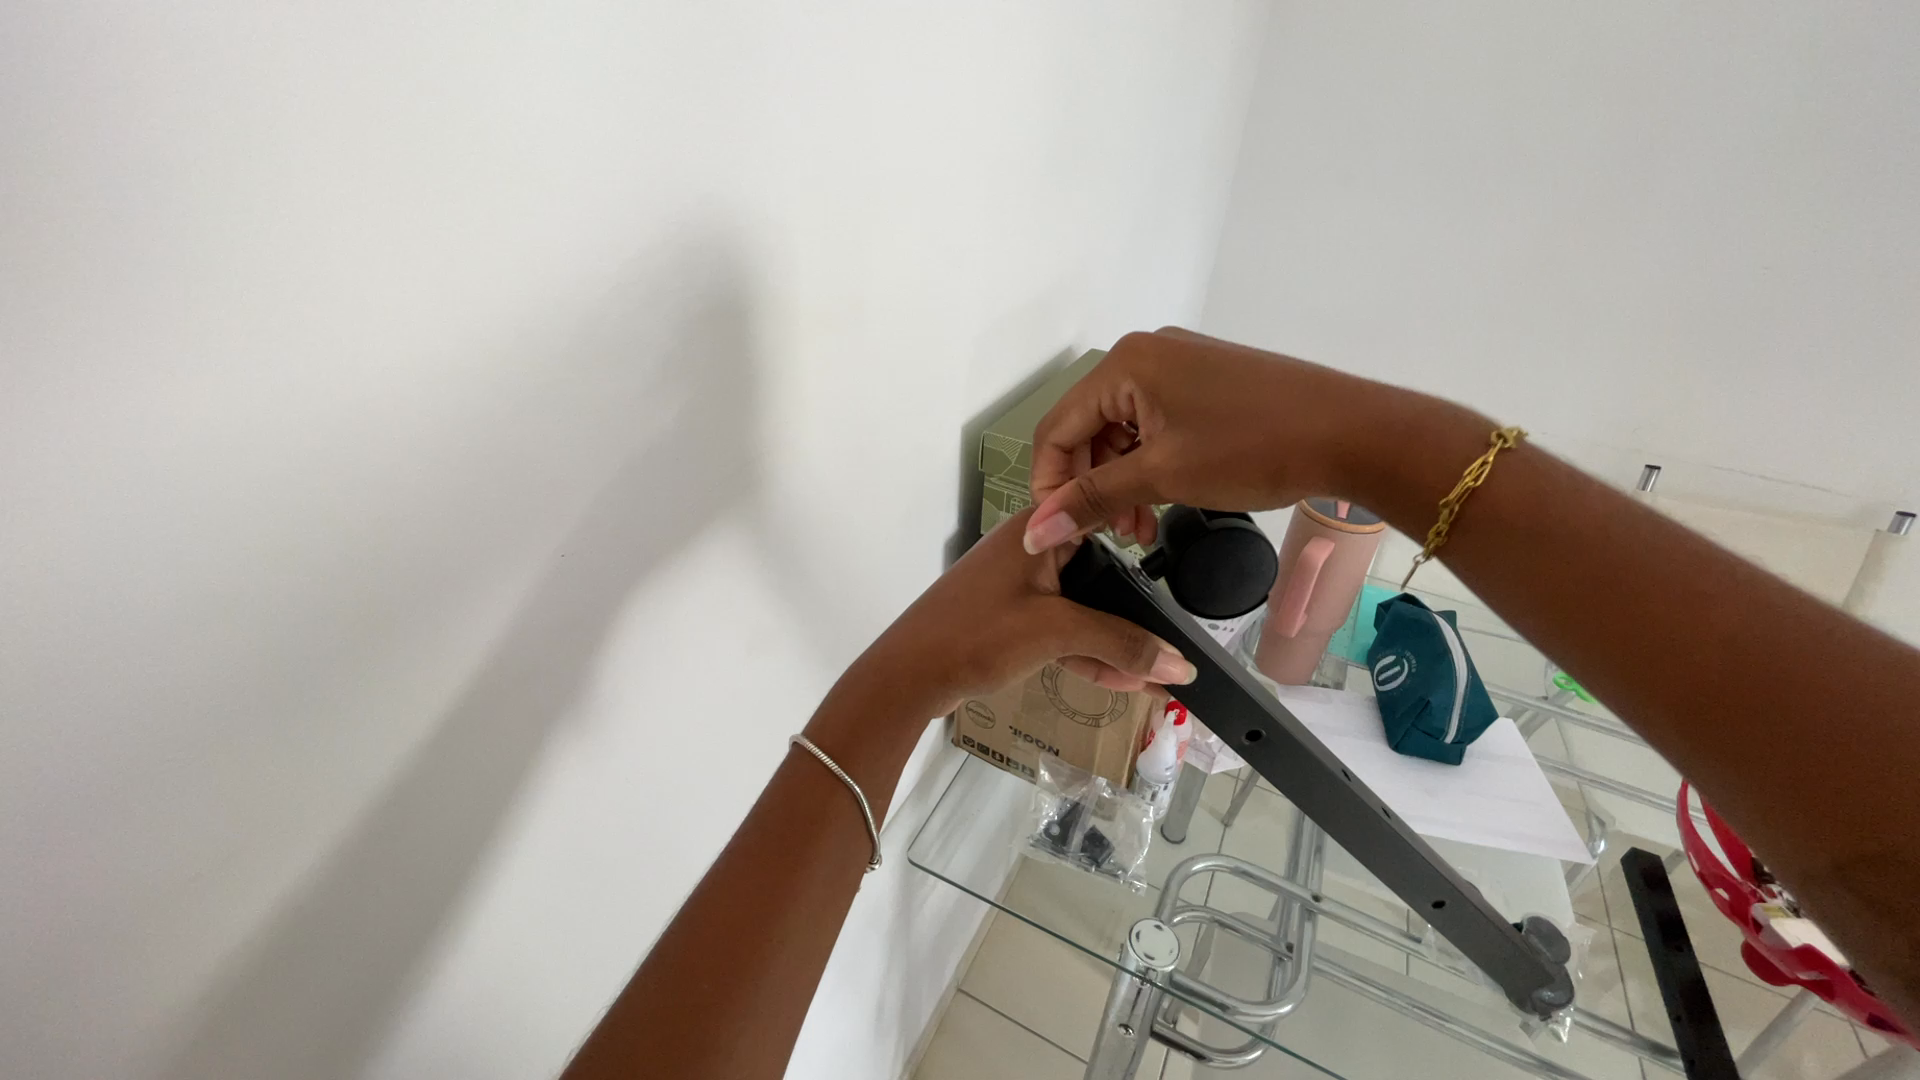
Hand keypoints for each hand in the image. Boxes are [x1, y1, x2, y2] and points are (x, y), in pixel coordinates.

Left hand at [859, 508, 1195, 717]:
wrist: (906, 676)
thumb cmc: (977, 635)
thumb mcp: (1055, 631)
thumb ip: (1120, 644)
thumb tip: (1181, 665)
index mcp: (1036, 531)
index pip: (1105, 527)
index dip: (1144, 559)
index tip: (1179, 593)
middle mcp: (1028, 552)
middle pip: (1097, 578)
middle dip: (1133, 619)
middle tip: (1174, 651)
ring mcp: (1016, 589)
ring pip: (1079, 612)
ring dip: (1113, 646)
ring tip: (1160, 680)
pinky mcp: (1008, 622)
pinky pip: (1059, 633)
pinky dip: (1086, 655)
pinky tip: (1124, 683)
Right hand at [1022, 328, 1417, 552]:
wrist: (1352, 432)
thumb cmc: (1253, 449)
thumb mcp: (1162, 476)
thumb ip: (1092, 500)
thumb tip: (1034, 531)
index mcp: (1125, 364)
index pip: (1057, 428)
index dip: (1049, 484)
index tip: (1055, 531)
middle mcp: (1144, 354)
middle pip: (1088, 429)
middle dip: (1091, 486)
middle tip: (1108, 534)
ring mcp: (1178, 365)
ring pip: (1123, 432)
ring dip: (1121, 483)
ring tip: (1137, 530)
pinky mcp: (1203, 382)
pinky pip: (1154, 426)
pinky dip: (1150, 466)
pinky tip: (1160, 502)